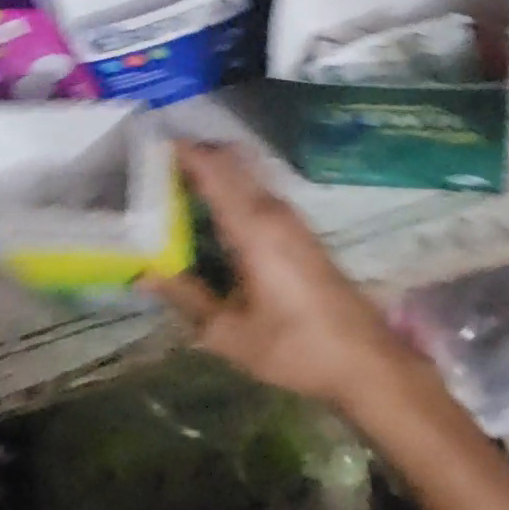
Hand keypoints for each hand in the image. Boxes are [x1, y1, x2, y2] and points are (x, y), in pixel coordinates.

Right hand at [144, 143, 409, 409]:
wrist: (365, 361)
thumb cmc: (294, 347)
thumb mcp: (228, 332)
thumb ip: (185, 297)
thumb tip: (144, 274)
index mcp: (253, 226)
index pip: (213, 167)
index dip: (180, 151)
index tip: (145, 148)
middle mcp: (274, 211)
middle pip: (231, 163)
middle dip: (192, 159)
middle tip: (151, 173)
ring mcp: (292, 220)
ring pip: (246, 178)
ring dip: (212, 177)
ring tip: (171, 196)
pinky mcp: (301, 234)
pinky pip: (258, 197)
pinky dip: (230, 195)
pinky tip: (209, 224)